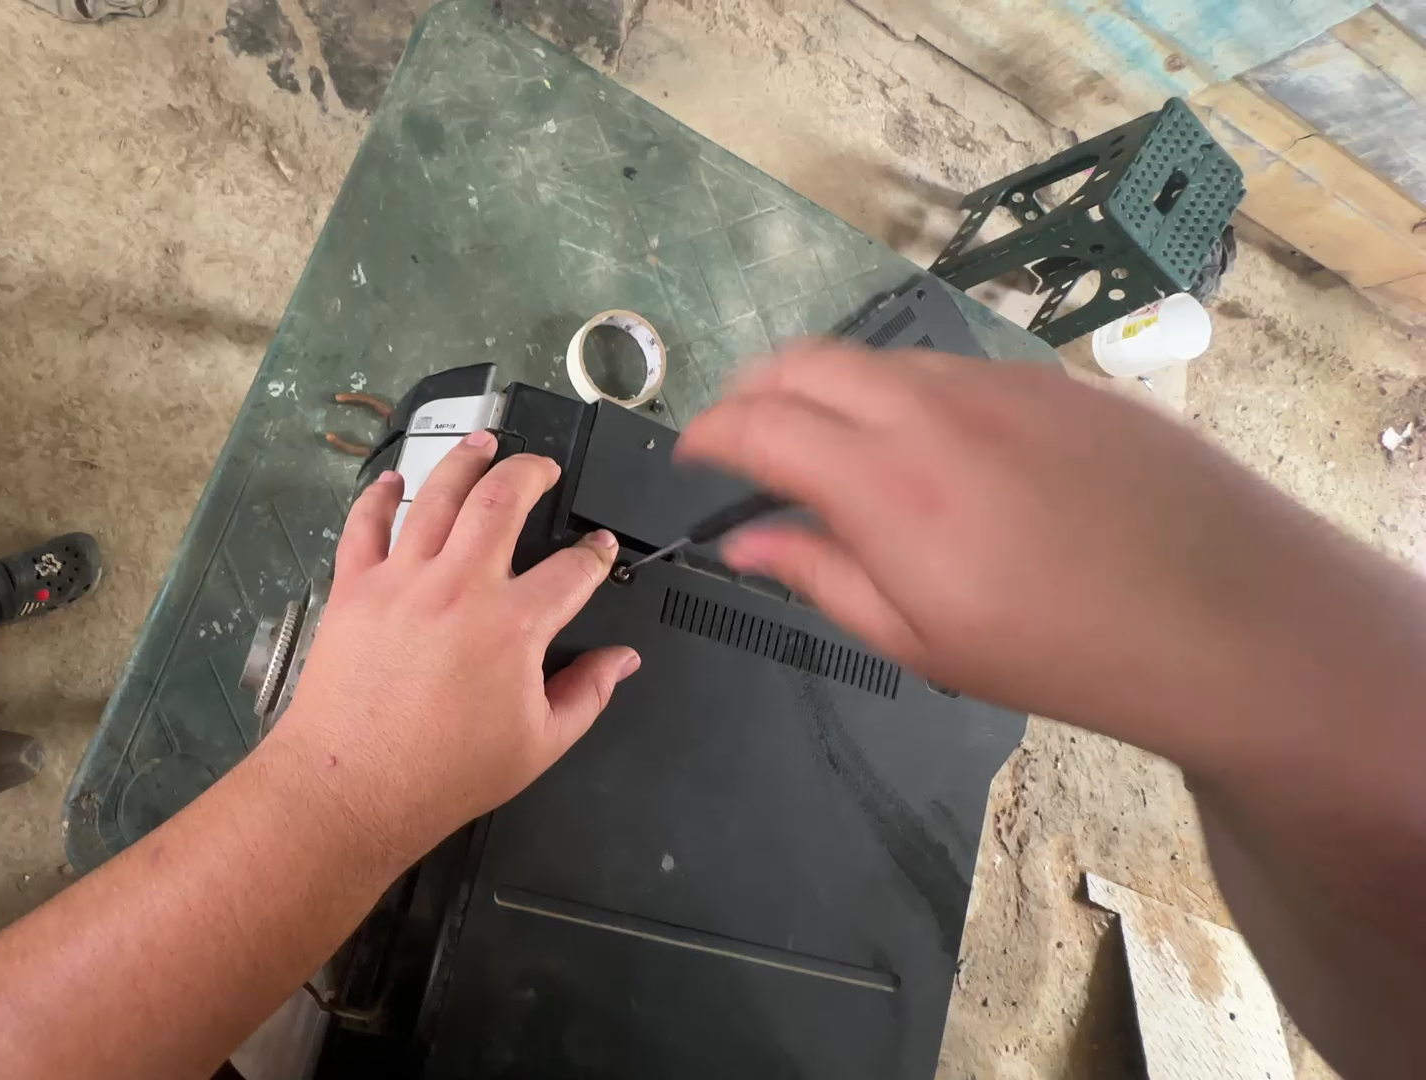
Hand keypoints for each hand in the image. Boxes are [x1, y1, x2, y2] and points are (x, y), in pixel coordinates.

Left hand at [265, 430, 639, 862]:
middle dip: (532, 472)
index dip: (597, 554)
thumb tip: (623, 660)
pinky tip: (394, 480)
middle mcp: (460, 586)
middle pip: (503, 499)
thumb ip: (588, 693)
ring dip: (466, 461)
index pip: (573, 571)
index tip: (601, 548)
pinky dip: (378, 495)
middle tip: (543, 467)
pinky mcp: (354, 586)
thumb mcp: (540, 744)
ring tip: (484, 441)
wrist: (352, 788)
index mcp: (513, 626)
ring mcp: (402, 579)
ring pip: (437, 495)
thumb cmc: (446, 772)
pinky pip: (365, 524)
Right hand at [676, 341, 1424, 772]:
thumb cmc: (1059, 652)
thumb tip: (741, 543)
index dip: (705, 433)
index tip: (688, 454)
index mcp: (887, 487)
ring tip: (820, 445)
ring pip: (867, 359)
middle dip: (746, 389)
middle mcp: (932, 412)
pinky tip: (913, 446)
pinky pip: (937, 369)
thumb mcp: (914, 638)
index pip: (758, 426)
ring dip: (818, 391)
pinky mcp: (1049, 379)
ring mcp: (997, 383)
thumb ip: (815, 575)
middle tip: (734, 435)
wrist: (1247, 627)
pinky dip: (888, 393)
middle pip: (800, 361)